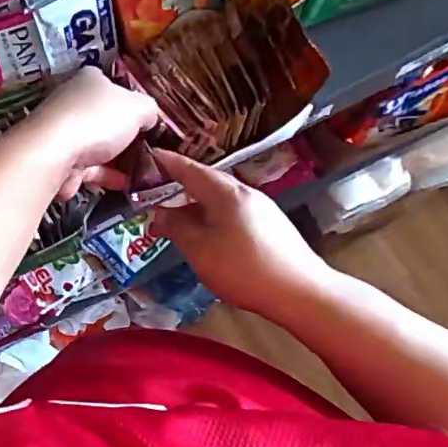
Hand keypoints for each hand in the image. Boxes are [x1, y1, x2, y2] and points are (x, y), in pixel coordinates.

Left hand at [15, 66, 158, 199]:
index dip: (131, 103)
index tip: (146, 121)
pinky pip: (87, 169)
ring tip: (142, 172)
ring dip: (117, 161)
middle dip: (125, 137)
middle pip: (104, 119)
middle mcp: (72, 102)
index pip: (113, 86)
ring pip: (96, 147)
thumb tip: (149, 118)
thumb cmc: (97, 120)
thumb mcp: (138, 108)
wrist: (54, 154)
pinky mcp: (58, 161)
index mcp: (90, 79)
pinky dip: (104, 176)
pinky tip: (124, 184)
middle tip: (147, 150)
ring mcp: (62, 133)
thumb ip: (149, 111)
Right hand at [149, 147, 342, 320]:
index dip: (168, 163)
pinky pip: (231, 210)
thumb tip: (158, 212)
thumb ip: (176, 228)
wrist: (299, 291)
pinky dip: (210, 213)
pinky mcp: (268, 225)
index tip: (149, 155)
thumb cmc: (243, 268)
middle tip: (155, 186)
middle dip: (180, 181)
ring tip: (173, 211)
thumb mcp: (200, 250)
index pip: (191, 170)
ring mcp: (260, 208)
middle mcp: (245, 193)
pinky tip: (203, 229)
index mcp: (226, 194)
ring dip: (195, 201)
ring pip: (219, 197)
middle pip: (207, 180)